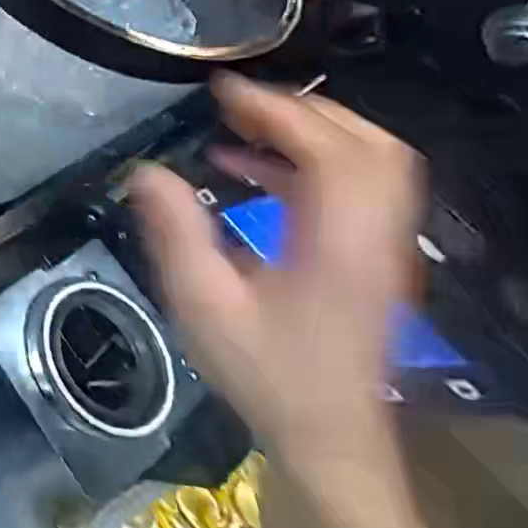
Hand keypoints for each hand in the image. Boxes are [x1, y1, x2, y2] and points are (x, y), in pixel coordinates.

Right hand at [130, 74, 423, 463]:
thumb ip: (175, 234)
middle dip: (300, 109)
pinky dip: (309, 161)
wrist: (328, 436)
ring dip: (311, 129)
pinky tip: (252, 167)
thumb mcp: (204, 304)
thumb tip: (145, 171)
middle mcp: (373, 234)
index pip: (328, 151)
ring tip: (245, 122)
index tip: (224, 90)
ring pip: (371, 160)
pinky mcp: (372, 254)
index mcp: (336, 243)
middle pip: (366, 144)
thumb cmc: (266, 372)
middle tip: (236, 102)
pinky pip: (355, 185)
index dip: (278, 110)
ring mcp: (382, 244)